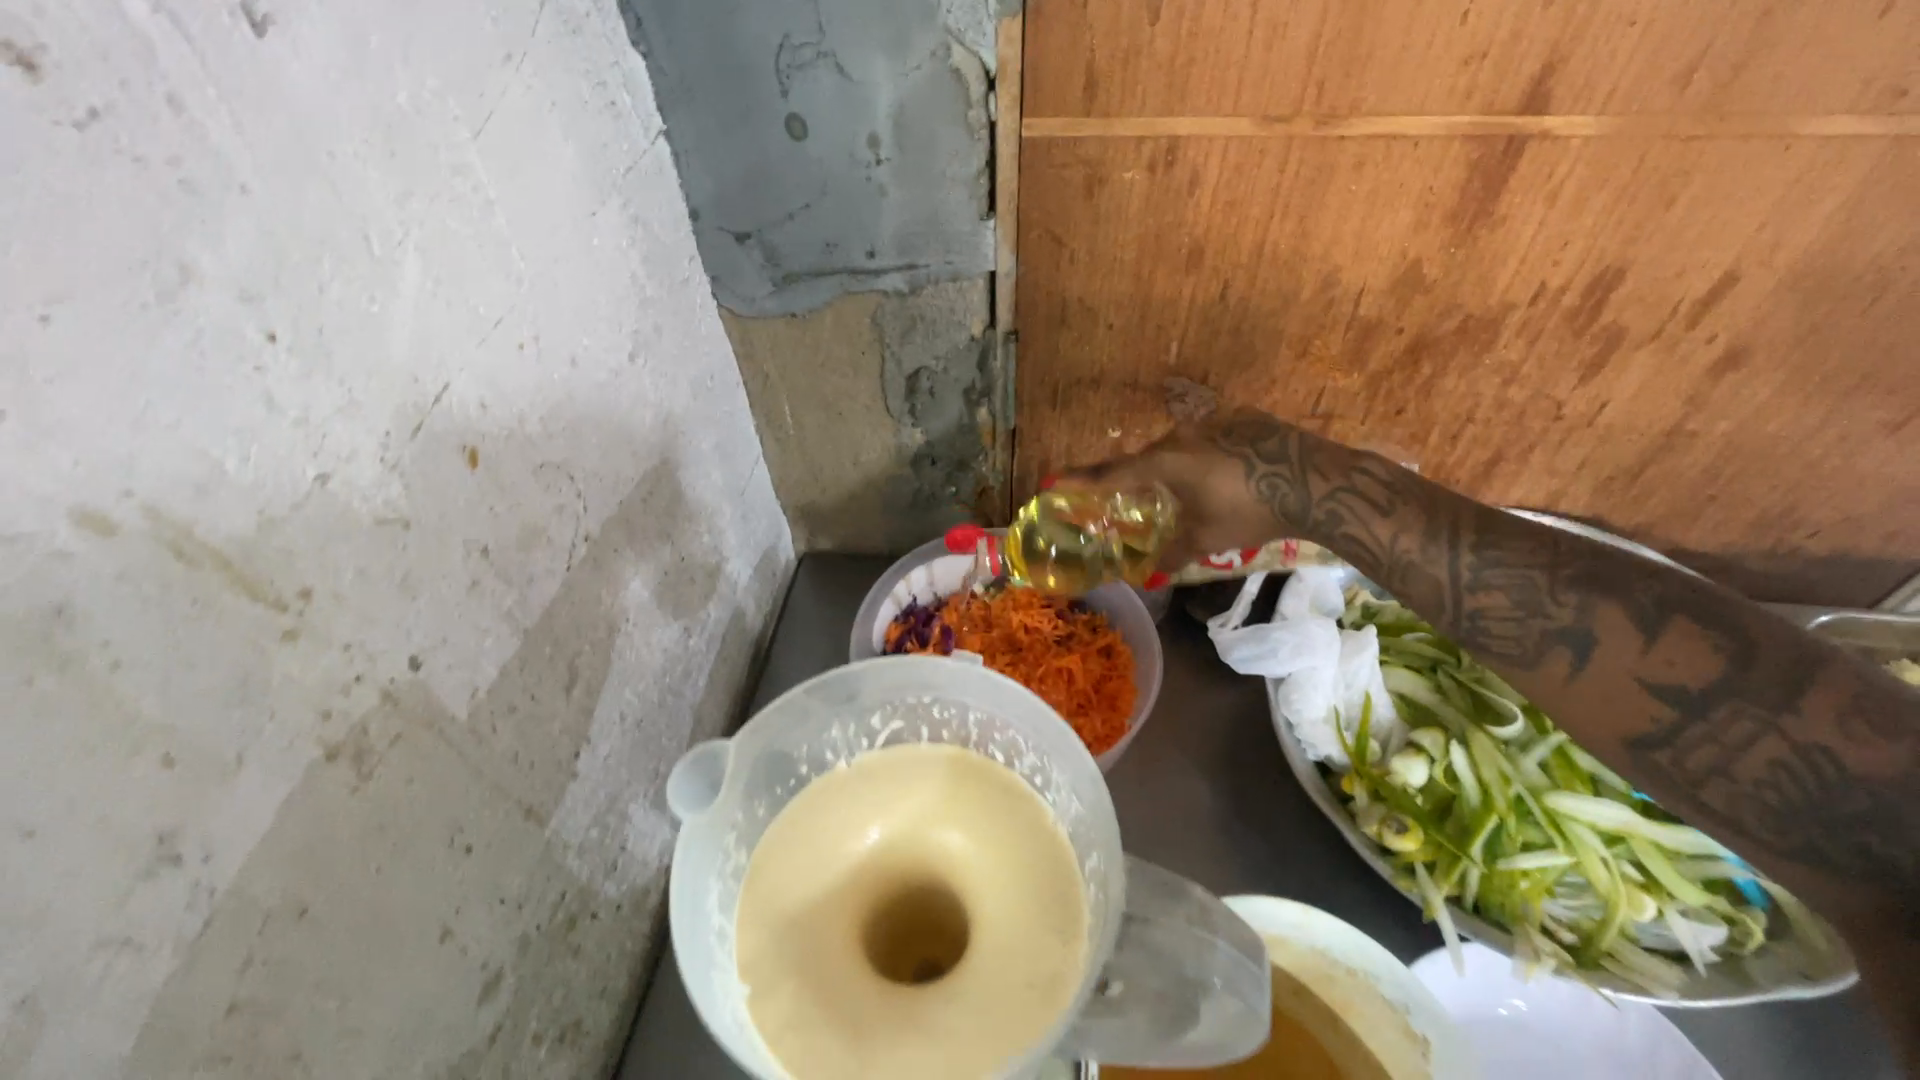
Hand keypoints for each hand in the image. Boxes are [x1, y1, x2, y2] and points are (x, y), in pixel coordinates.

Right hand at [1053, 410, 1308, 572]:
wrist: (1318, 483)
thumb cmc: (1251, 512)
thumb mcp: (1209, 540)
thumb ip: (1173, 554)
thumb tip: (1149, 575)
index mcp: (1165, 462)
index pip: (1112, 473)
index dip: (1082, 480)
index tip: (1054, 480)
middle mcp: (1183, 435)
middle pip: (1147, 459)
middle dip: (1134, 479)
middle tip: (1127, 498)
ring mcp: (1216, 422)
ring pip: (1181, 448)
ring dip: (1174, 470)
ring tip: (1182, 493)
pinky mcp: (1246, 420)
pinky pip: (1211, 440)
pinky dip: (1206, 460)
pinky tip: (1225, 479)